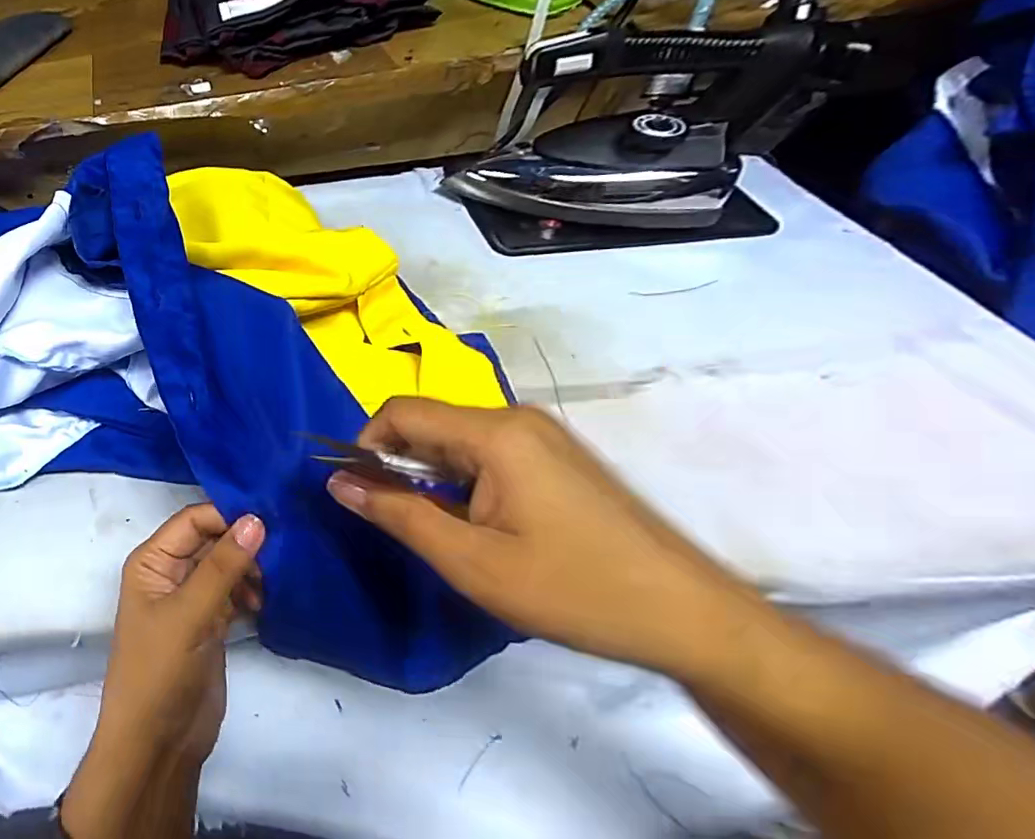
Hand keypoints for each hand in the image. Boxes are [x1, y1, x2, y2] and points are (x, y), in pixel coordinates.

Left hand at [60, 504, 263, 838]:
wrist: (157, 742)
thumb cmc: (159, 669)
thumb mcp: (189, 614)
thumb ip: (222, 567)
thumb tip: (256, 520)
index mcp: (152, 560)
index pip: (192, 520)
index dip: (227, 515)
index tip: (271, 518)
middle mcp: (170, 572)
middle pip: (210, 540)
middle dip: (244, 541)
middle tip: (284, 548)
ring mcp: (191, 598)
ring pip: (225, 566)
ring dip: (250, 568)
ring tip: (275, 582)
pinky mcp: (209, 623)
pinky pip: (233, 593)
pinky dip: (251, 592)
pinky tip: (268, 601)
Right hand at [326, 398, 761, 677]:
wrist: (697, 622)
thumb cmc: (576, 590)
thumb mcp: (471, 562)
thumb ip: (397, 514)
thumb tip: (337, 483)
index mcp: (496, 433)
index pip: (401, 412)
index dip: (365, 445)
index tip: (360, 492)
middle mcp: (518, 418)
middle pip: (429, 423)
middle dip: (398, 464)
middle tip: (400, 521)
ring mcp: (543, 436)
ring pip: (456, 440)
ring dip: (431, 475)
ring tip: (443, 530)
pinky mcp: (558, 457)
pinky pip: (487, 453)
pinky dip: (463, 480)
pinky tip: (481, 525)